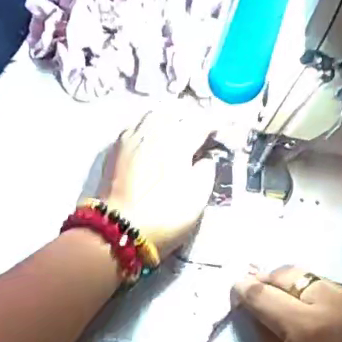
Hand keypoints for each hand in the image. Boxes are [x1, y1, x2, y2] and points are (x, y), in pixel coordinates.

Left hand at [99, 111, 217, 258]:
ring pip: (153, 115)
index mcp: (178, 139)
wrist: (118, 229)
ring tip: (176, 133)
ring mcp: (131, 137)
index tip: (225, 133)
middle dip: (191, 118)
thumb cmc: (164, 215)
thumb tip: (205, 158)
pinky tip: (151, 142)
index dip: (218, 126)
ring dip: (168, 119)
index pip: (203, 123)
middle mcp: (154, 130)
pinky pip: (136, 127)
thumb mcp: (198, 197)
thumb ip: (207, 171)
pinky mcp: (116, 149)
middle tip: (201, 132)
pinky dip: (148, 128)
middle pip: (176, 111)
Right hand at [232, 266, 341, 341]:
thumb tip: (250, 308)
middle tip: (256, 290)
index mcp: (304, 324)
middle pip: (290, 275)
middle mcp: (331, 303)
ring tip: (282, 300)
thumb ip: (262, 333)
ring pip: (313, 279)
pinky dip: (317, 296)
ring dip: (294, 286)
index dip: (244, 289)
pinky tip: (311, 311)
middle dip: (269, 280)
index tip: (234, 288)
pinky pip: (334, 291)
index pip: (264, 294)